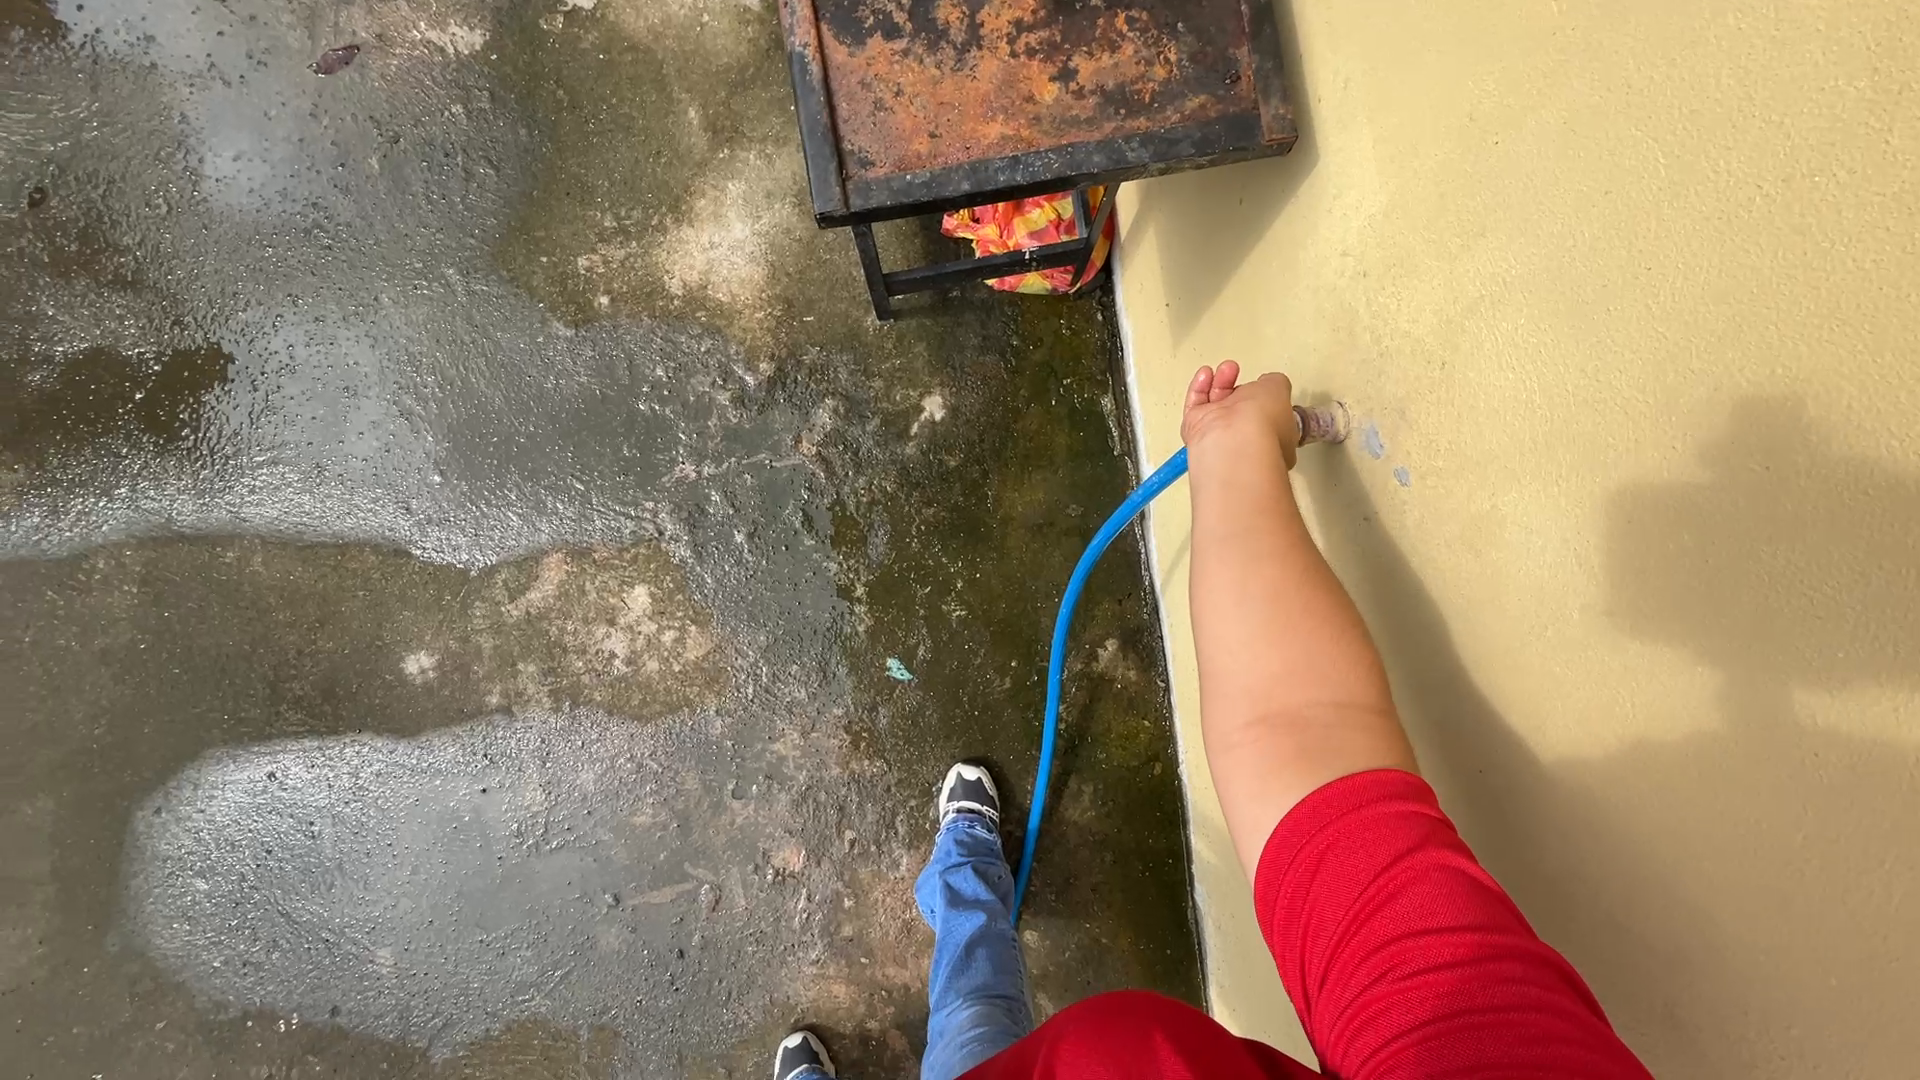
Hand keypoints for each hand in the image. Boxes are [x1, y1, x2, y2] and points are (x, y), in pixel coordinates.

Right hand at [1181, 361, 1297, 468]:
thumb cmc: (1264, 422)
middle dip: (1240, 387)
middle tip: (1238, 371)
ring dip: (1221, 383)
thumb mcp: (1279, 388)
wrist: (1234, 439)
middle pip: (1240, 407)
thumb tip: (1267, 381)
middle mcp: (1246, 435)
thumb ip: (1274, 382)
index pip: (1271, 414)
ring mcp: (1221, 433)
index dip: (1268, 396)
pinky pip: (1196, 405)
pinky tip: (1206, 374)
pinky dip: (1200, 388)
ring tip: (1226, 369)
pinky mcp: (1197, 429)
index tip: (1263, 381)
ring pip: (1217, 404)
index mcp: (1275, 433)